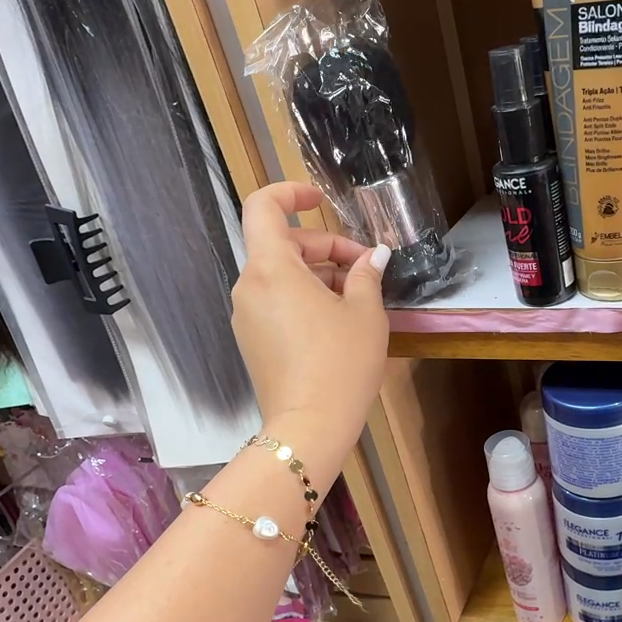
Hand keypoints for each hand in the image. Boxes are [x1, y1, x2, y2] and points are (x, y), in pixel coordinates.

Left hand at [232, 182, 389, 461]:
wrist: (310, 427)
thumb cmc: (341, 364)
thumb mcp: (366, 314)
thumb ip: (367, 275)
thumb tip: (374, 257)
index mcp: (272, 269)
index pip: (264, 207)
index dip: (291, 193)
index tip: (320, 200)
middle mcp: (249, 286)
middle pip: (281, 245)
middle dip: (325, 247)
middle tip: (367, 269)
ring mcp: (246, 316)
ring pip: (281, 276)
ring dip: (318, 276)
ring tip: (358, 298)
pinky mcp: (251, 341)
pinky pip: (276, 303)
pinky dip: (304, 299)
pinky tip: (337, 322)